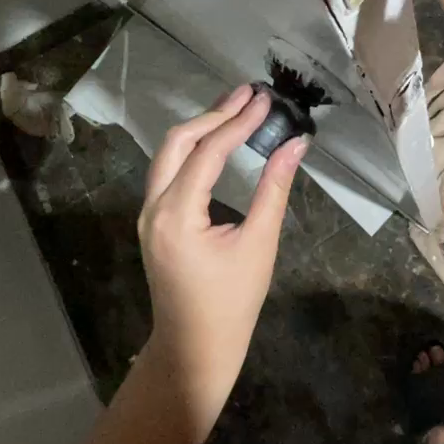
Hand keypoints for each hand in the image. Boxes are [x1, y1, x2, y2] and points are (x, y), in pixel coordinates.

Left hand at [136, 86, 304, 441]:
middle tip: (249, 94)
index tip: (265, 99)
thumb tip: (295, 144)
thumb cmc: (232, 303)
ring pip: (169, 153)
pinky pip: (169, 170)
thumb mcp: (259, 244)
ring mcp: (148, 214)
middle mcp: (153, 207)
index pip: (208, 152)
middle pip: (178, 142)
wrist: (194, 349)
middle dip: (214, 113)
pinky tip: (218, 139)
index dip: (238, 122)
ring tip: (236, 106)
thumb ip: (274, 189)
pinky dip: (194, 148)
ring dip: (201, 127)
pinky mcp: (154, 220)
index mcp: (176, 214)